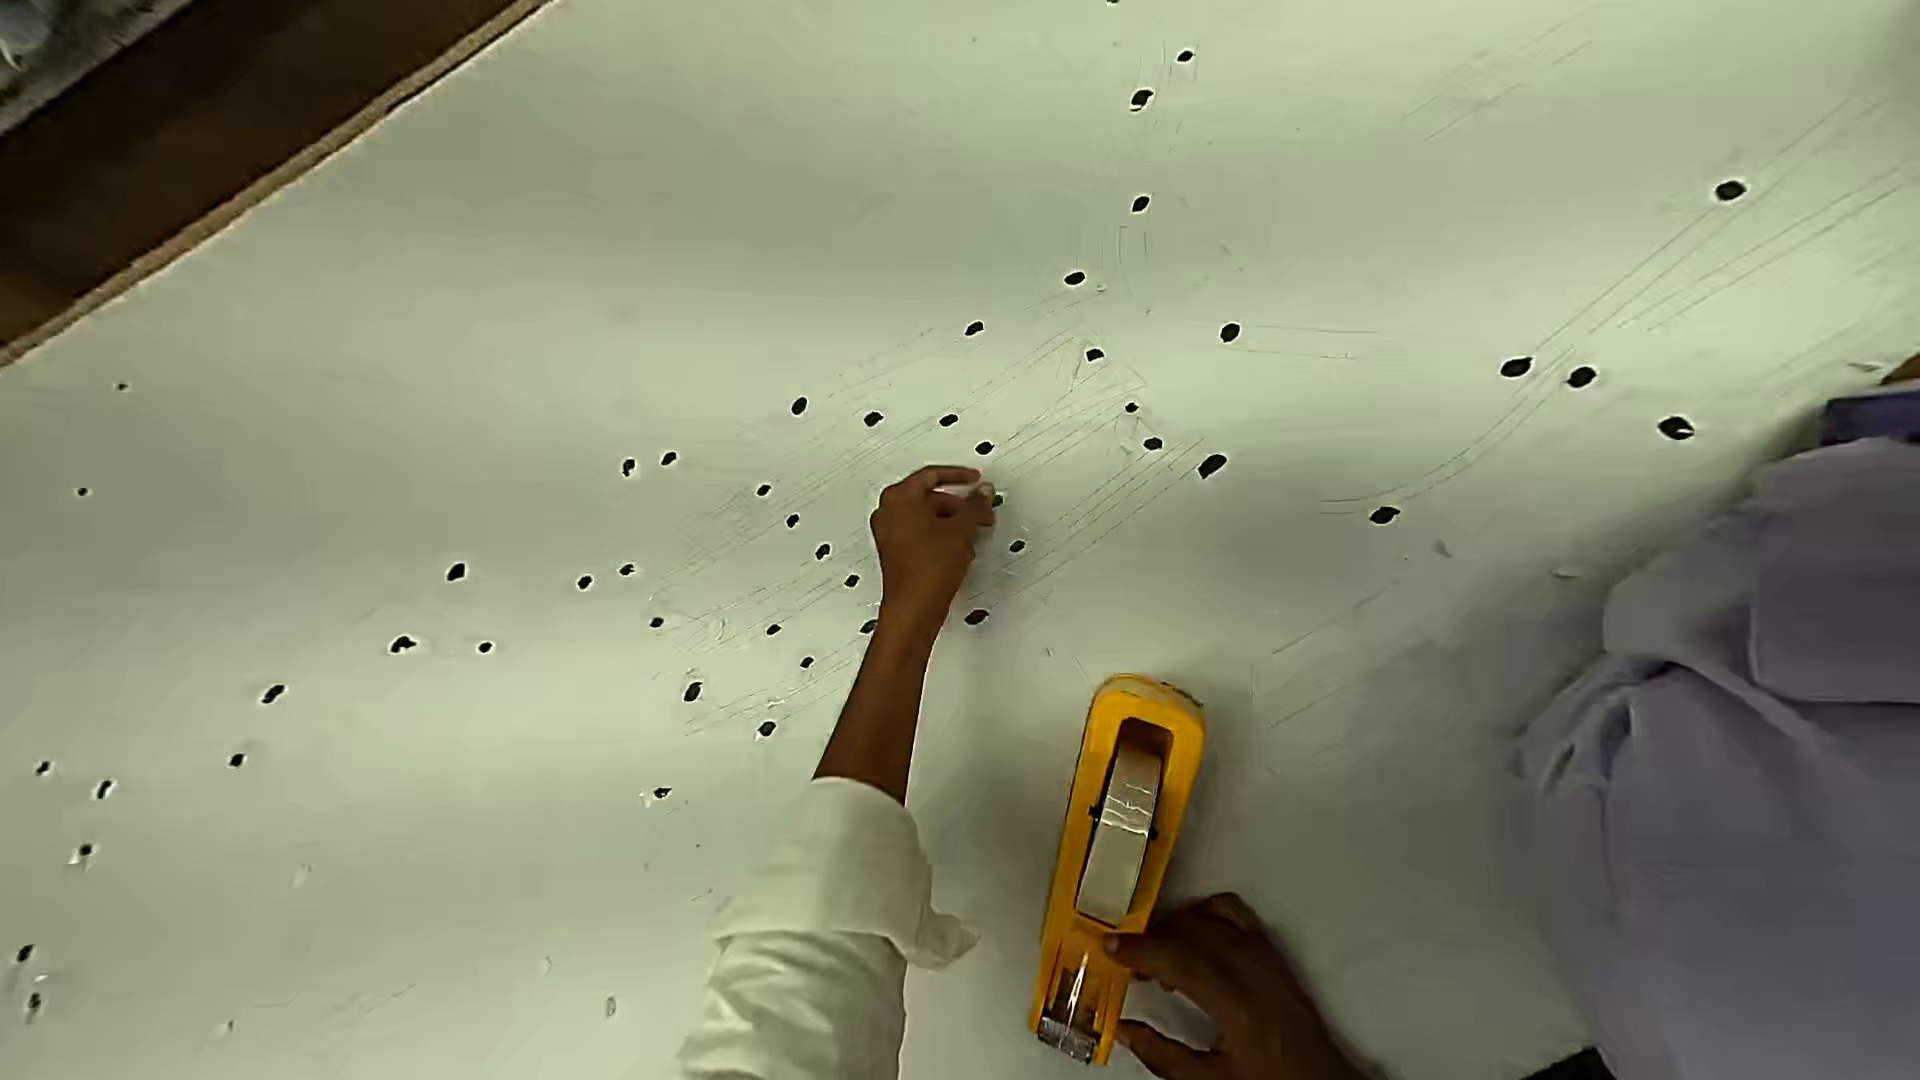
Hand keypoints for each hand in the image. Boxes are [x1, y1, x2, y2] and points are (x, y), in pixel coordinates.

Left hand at [870, 465, 994, 636]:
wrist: (914, 605)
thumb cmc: (927, 570)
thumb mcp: (962, 529)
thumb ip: (975, 505)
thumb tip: (982, 492)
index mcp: (898, 498)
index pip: (932, 475)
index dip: (958, 475)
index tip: (973, 478)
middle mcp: (888, 512)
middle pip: (927, 496)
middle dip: (957, 502)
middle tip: (978, 509)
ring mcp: (888, 533)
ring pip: (924, 515)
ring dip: (950, 519)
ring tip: (972, 530)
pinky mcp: (894, 551)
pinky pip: (918, 532)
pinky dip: (938, 533)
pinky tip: (957, 545)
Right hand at [1107, 894, 1369, 1079]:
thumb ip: (1164, 1057)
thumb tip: (1122, 1027)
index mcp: (1237, 1004)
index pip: (1178, 960)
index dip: (1140, 950)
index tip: (1110, 946)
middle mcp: (1252, 969)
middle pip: (1189, 931)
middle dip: (1152, 937)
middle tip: (1128, 955)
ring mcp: (1265, 955)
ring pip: (1207, 916)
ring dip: (1176, 925)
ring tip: (1161, 950)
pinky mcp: (1272, 951)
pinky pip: (1234, 912)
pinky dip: (1207, 912)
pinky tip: (1195, 933)